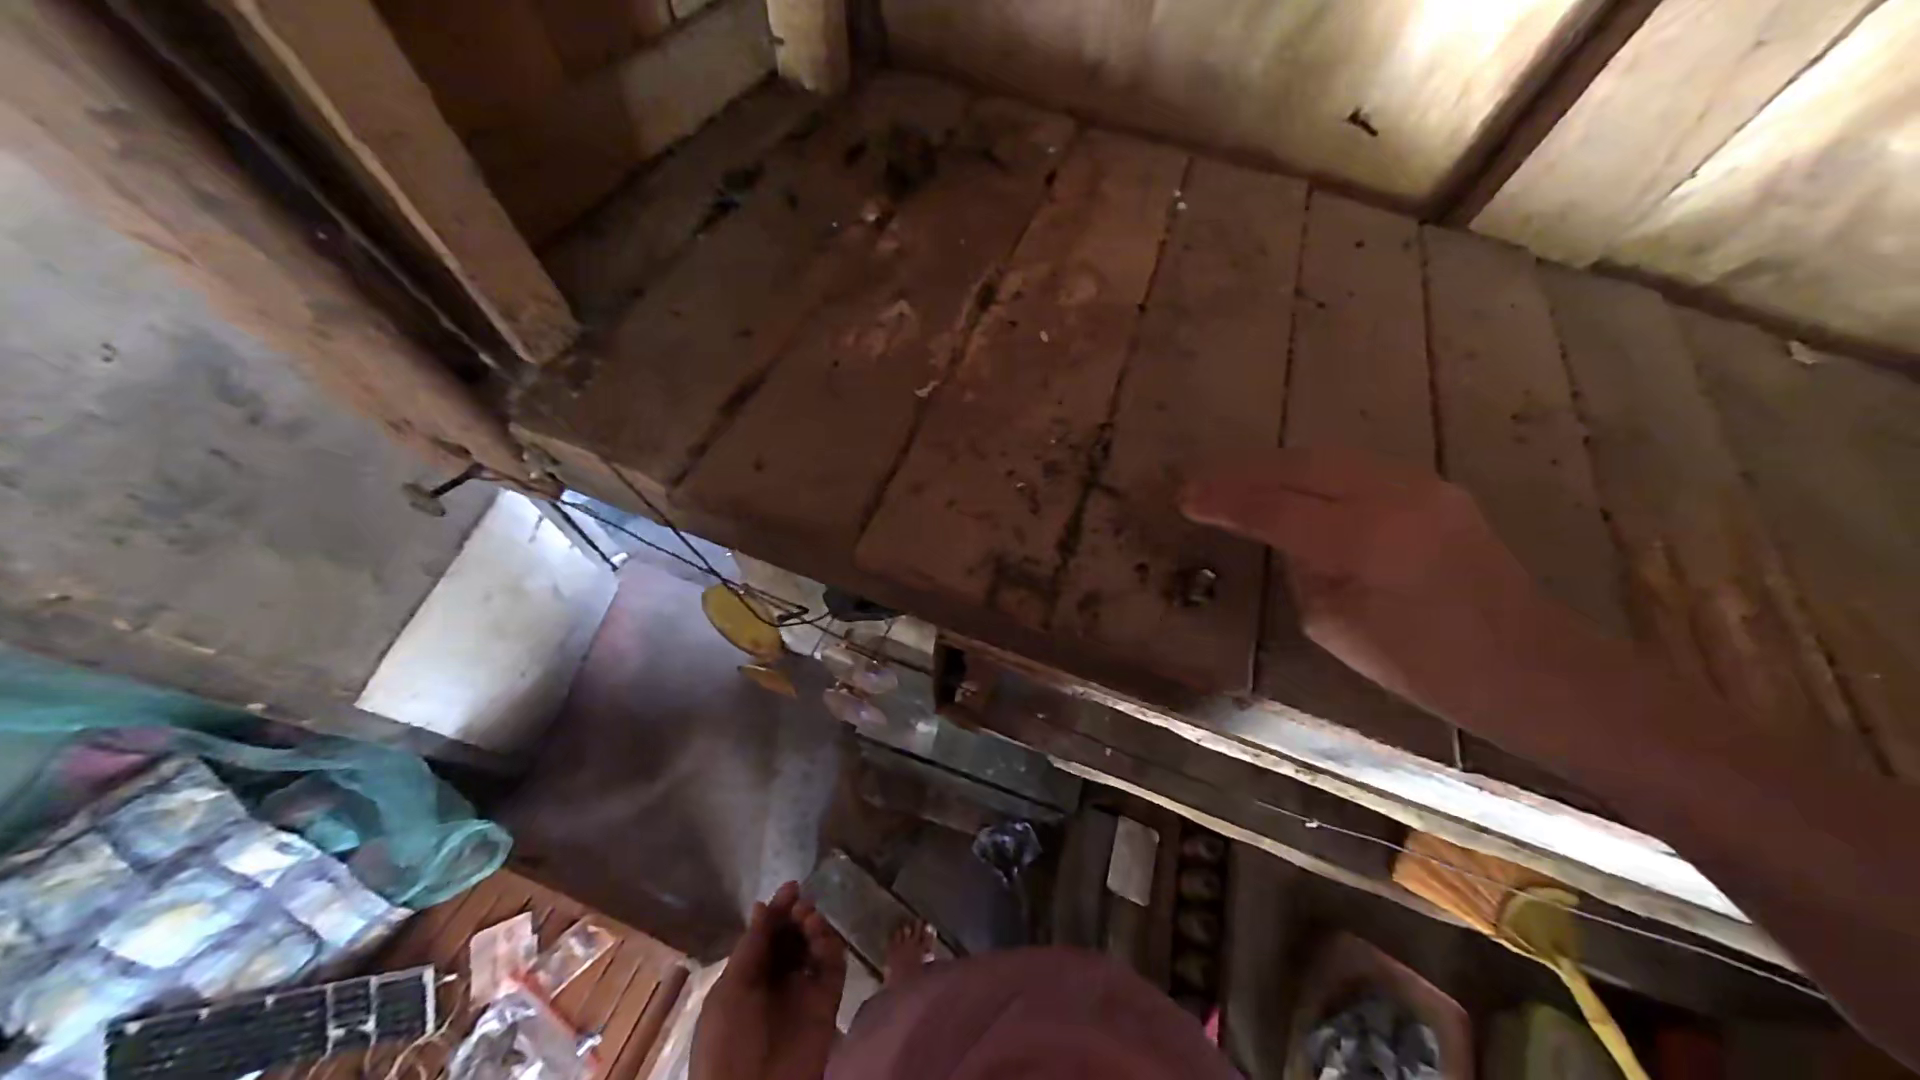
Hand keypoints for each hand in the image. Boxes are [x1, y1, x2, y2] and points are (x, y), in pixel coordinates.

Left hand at [691, 882, 847, 1079]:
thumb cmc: (727, 1044)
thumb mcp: (730, 991)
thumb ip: (751, 947)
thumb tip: (762, 905)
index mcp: (747, 978)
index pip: (767, 935)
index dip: (778, 910)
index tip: (792, 886)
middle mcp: (776, 981)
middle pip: (793, 937)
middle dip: (797, 915)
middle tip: (802, 906)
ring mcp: (802, 992)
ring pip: (815, 947)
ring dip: (814, 928)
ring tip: (809, 920)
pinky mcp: (826, 1004)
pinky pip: (833, 969)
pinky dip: (831, 947)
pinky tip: (821, 937)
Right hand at [1180, 446, 1542, 710]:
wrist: (1529, 665)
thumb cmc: (1424, 665)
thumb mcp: (1334, 625)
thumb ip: (1302, 568)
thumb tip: (1288, 537)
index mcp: (1366, 540)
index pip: (1274, 507)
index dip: (1223, 501)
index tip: (1184, 496)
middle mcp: (1394, 496)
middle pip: (1299, 466)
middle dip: (1242, 473)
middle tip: (1200, 482)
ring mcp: (1421, 484)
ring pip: (1327, 457)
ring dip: (1276, 467)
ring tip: (1236, 480)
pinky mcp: (1435, 487)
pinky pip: (1356, 467)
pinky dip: (1312, 472)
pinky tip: (1292, 485)